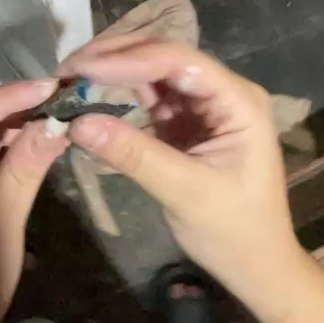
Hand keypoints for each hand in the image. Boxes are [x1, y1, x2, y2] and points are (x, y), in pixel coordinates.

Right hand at [58, 38, 304, 297]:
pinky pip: (150, 95)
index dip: (128, 60)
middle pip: (164, 56)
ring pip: (154, 71)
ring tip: (71, 77)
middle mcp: (222, 90)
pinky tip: (90, 94)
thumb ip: (134, 154)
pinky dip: (119, 93)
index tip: (81, 69)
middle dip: (115, 57)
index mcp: (238, 99)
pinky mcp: (186, 120)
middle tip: (67, 67)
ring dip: (113, 71)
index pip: (178, 61)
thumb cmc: (233, 231)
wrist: (256, 265)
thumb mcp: (184, 192)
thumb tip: (78, 123)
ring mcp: (204, 104)